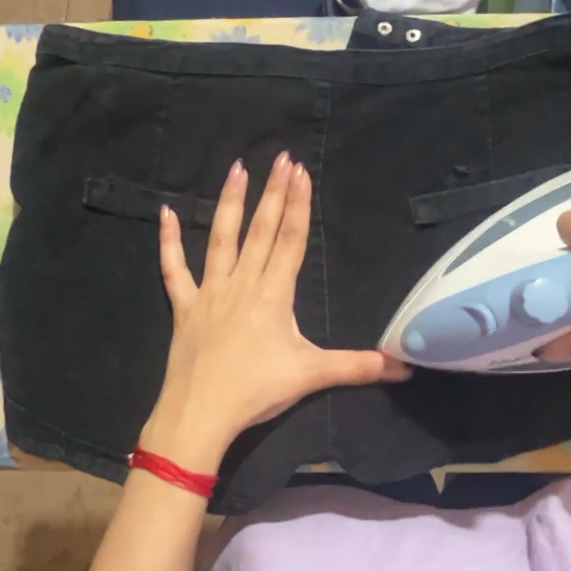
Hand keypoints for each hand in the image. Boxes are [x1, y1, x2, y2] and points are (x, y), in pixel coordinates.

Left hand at [140, 154, 409, 471]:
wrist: (200, 413)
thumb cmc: (256, 391)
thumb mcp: (312, 376)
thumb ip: (357, 367)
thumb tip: (404, 367)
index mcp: (273, 294)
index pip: (290, 239)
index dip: (297, 204)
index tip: (300, 171)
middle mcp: (242, 282)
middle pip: (261, 230)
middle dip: (273, 191)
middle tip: (280, 157)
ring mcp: (210, 291)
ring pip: (221, 238)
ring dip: (229, 202)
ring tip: (236, 169)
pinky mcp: (184, 306)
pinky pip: (173, 268)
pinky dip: (168, 240)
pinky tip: (165, 212)